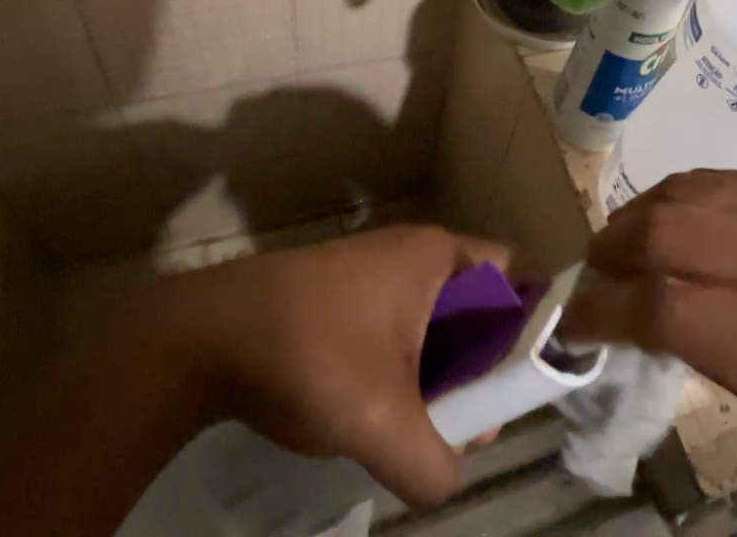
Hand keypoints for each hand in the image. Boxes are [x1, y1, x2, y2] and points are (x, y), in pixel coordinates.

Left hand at [130, 225, 508, 506]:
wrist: (200, 337)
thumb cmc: (309, 356)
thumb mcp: (380, 422)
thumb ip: (432, 465)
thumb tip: (447, 485)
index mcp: (437, 257)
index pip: (517, 272)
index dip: (536, 321)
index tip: (533, 377)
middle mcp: (412, 252)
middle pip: (479, 302)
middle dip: (488, 363)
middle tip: (481, 420)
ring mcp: (373, 270)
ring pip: (435, 319)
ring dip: (444, 371)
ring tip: (433, 427)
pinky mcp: (341, 293)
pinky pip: (398, 325)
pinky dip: (407, 366)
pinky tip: (385, 411)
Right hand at [560, 170, 736, 442]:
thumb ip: (710, 360)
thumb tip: (645, 320)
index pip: (660, 309)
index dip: (602, 314)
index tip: (574, 323)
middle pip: (658, 234)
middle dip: (607, 253)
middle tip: (595, 275)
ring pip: (679, 192)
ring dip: (632, 217)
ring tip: (621, 242)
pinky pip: (713, 176)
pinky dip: (672, 196)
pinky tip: (666, 217)